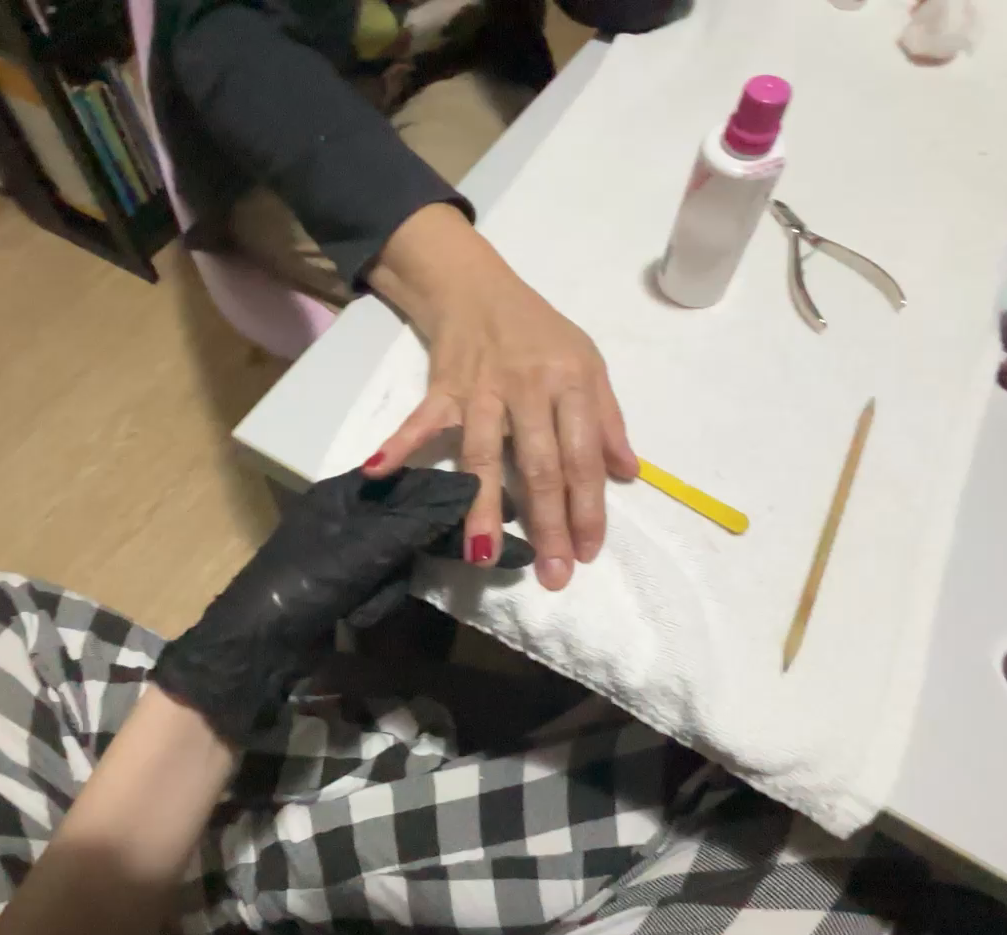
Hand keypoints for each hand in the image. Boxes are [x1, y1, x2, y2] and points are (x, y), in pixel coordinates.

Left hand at [151, 467, 531, 735]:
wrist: (254, 647)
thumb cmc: (303, 583)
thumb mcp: (363, 548)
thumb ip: (416, 520)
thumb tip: (472, 490)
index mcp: (342, 493)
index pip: (411, 480)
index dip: (452, 492)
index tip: (496, 502)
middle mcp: (345, 516)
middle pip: (409, 519)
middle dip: (437, 541)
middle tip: (486, 553)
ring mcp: (344, 555)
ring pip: (400, 556)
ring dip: (398, 582)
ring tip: (387, 597)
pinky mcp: (345, 587)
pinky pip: (383, 584)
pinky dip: (382, 599)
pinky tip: (363, 615)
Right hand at [364, 204, 637, 590]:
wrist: (479, 288)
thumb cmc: (540, 333)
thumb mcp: (588, 364)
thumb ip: (606, 420)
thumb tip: (628, 474)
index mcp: (570, 383)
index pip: (582, 456)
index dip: (587, 507)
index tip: (588, 552)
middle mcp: (527, 389)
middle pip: (538, 465)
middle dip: (546, 524)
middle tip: (552, 574)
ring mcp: (481, 390)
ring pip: (483, 455)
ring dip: (482, 506)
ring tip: (482, 556)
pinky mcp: (443, 389)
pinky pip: (421, 421)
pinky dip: (399, 444)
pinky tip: (377, 472)